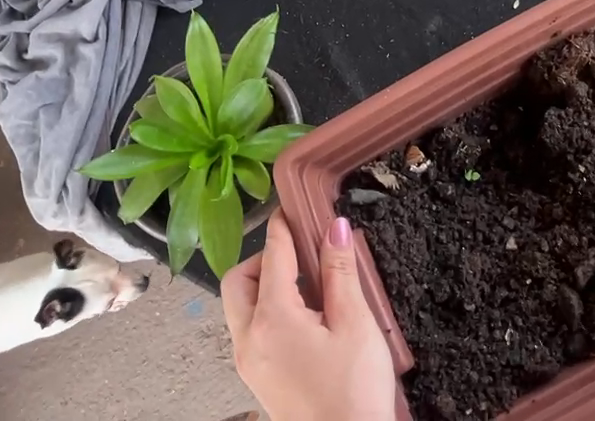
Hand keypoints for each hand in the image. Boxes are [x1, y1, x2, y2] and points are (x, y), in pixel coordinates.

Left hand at [221, 211, 395, 420]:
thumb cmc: (354, 388)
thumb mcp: (355, 322)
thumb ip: (340, 270)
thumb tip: (334, 226)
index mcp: (273, 319)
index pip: (272, 256)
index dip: (283, 226)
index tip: (293, 206)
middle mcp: (249, 339)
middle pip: (239, 281)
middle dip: (265, 258)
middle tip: (302, 251)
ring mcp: (249, 363)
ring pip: (241, 306)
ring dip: (266, 284)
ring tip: (309, 282)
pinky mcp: (258, 379)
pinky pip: (251, 329)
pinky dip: (269, 309)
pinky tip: (306, 313)